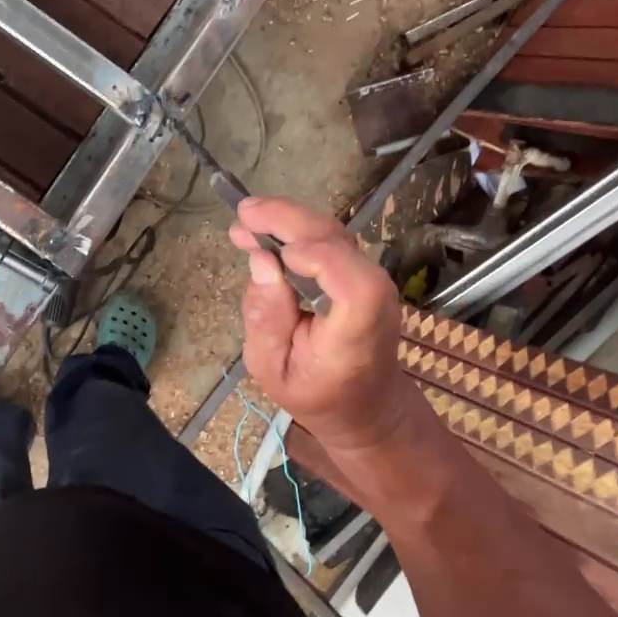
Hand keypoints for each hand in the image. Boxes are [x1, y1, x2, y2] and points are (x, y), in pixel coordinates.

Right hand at [228, 197, 417, 454]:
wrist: (365, 403)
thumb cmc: (316, 394)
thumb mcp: (273, 370)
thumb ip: (267, 318)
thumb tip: (262, 261)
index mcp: (355, 333)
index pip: (353, 284)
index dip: (316, 256)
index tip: (268, 252)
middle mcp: (374, 298)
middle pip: (338, 243)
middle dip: (289, 221)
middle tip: (243, 213)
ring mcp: (372, 280)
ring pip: (333, 234)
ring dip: (289, 220)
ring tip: (246, 220)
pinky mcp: (362, 271)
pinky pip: (330, 240)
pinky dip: (297, 229)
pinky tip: (266, 231)